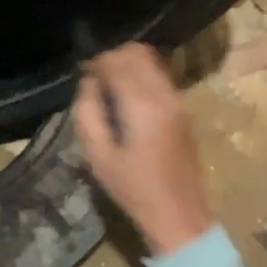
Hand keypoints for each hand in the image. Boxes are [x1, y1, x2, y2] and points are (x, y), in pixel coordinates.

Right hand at [73, 43, 215, 255]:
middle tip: (96, 80)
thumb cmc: (134, 190)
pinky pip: (161, 77)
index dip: (96, 63)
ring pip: (153, 62)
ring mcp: (179, 101)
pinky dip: (142, 77)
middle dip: (113, 58)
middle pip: (138, 53)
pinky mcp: (184, 110)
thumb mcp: (98, 156)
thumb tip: (88, 85)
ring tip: (110, 89)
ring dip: (129, 66)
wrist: (178, 214)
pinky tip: (128, 101)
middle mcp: (165, 95)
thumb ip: (87, 114)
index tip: (83, 76)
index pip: (117, 62)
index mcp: (142, 105)